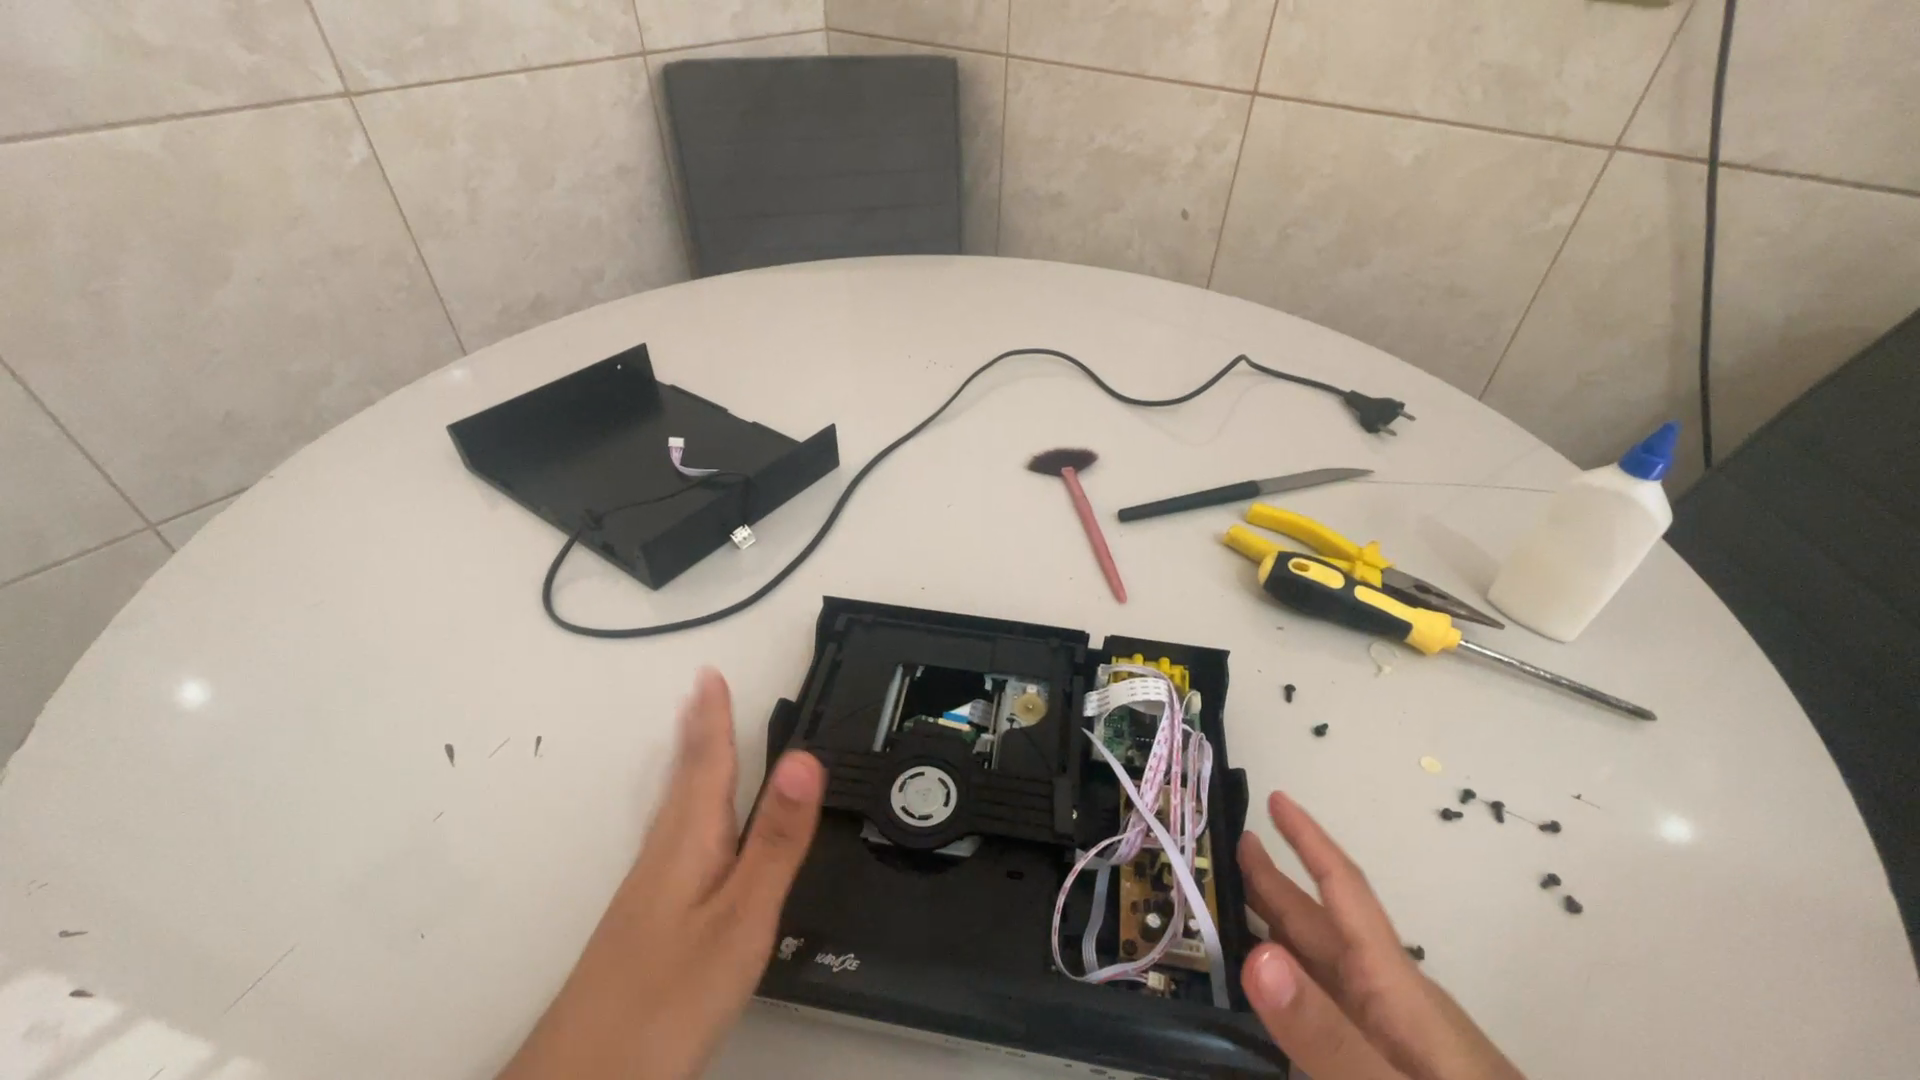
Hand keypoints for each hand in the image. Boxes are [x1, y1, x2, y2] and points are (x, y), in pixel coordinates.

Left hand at [498, 669, 826, 1079]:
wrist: (588, 1075)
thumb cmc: (672, 993)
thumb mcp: (743, 916)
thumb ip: (775, 840)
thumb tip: (803, 759)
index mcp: (691, 842)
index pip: (708, 764)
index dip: (714, 719)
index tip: (709, 674)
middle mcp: (665, 854)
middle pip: (685, 779)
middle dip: (697, 732)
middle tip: (700, 689)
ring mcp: (650, 889)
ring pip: (675, 808)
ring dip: (689, 764)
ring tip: (695, 736)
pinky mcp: (646, 919)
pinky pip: (672, 838)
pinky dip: (685, 808)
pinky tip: (687, 829)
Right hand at [1239, 792, 1523, 1079]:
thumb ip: (1327, 1034)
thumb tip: (1258, 954)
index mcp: (1393, 989)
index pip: (1345, 892)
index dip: (1309, 842)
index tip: (1274, 797)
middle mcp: (1387, 1005)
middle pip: (1321, 928)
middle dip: (1273, 883)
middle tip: (1220, 849)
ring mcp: (1388, 1043)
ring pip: (1319, 974)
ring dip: (1273, 936)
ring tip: (1224, 916)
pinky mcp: (1380, 1070)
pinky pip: (1323, 1017)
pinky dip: (1287, 994)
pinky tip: (1267, 1007)